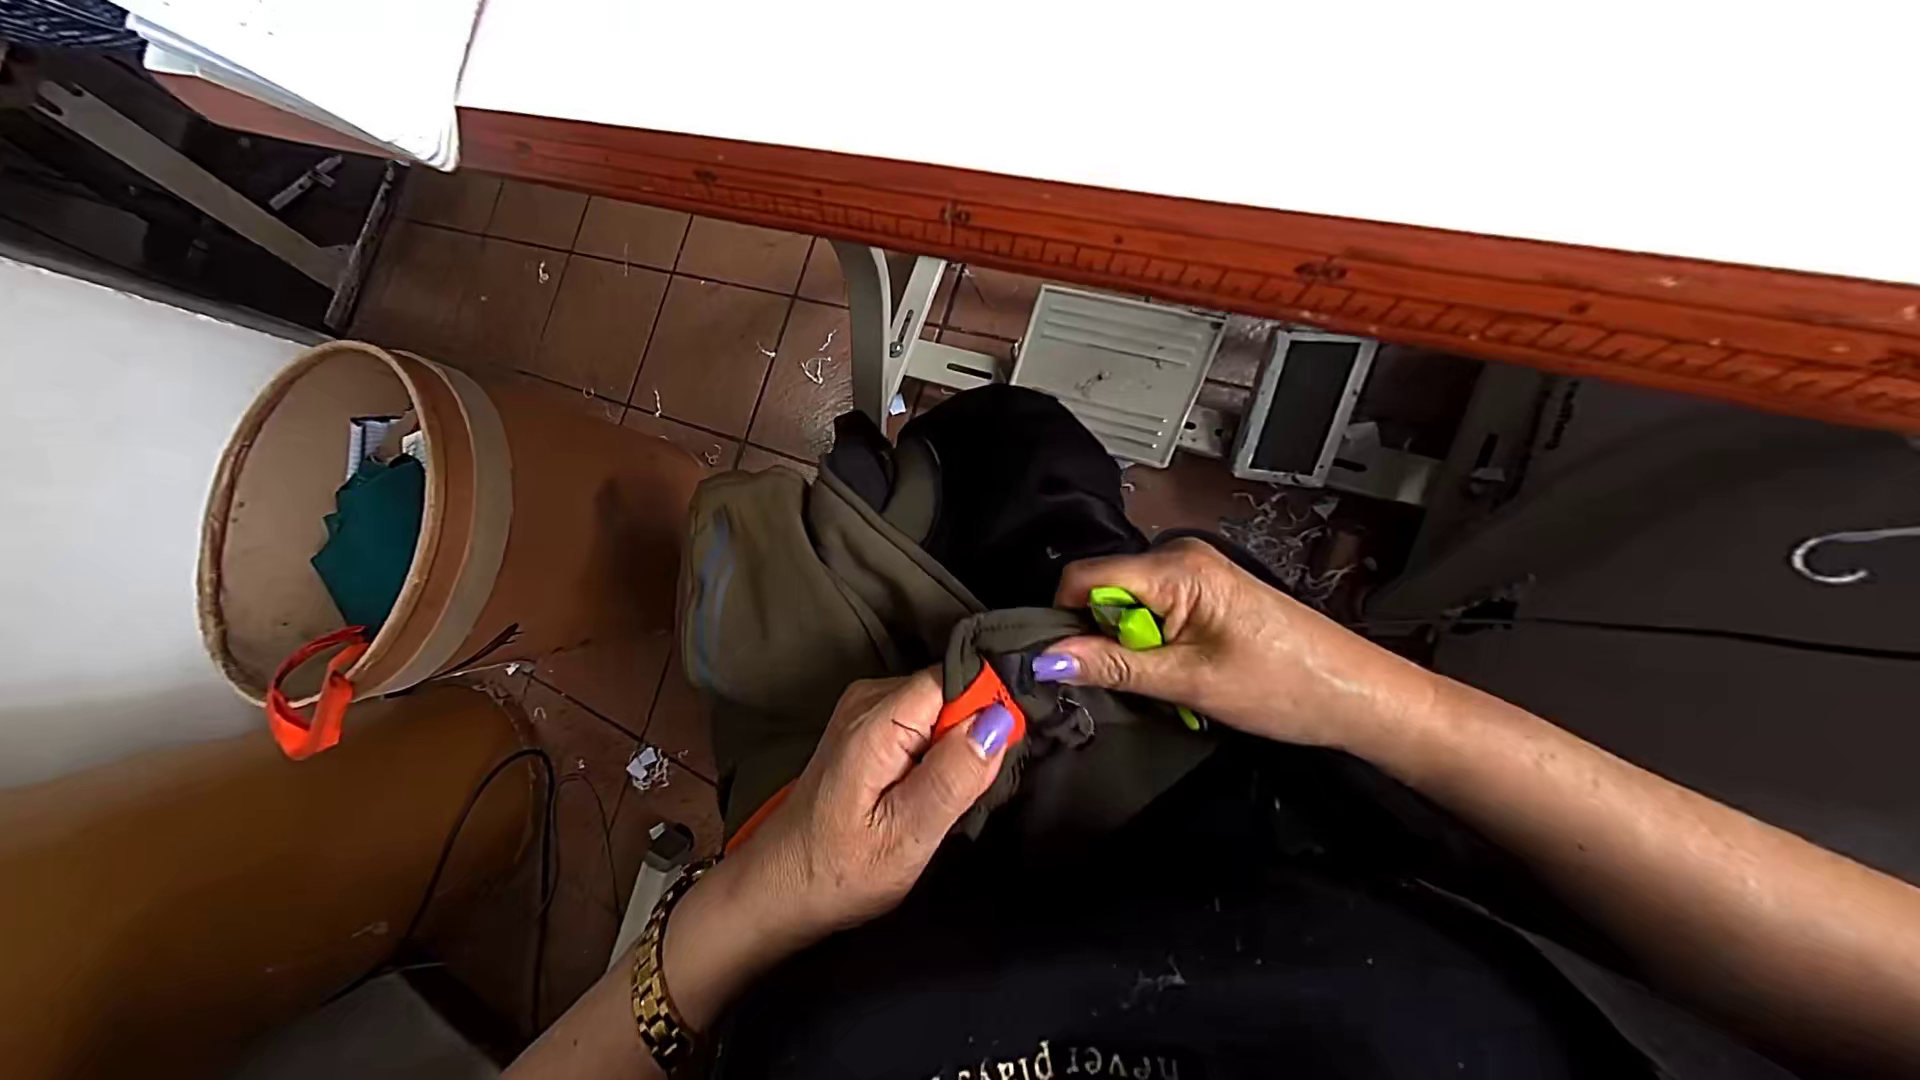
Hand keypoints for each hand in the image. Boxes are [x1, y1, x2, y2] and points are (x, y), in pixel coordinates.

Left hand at [730, 671, 1012, 933]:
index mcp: (876, 721)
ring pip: (941, 702)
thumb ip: (953, 776)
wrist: (781, 885)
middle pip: (949, 687)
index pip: (954, 677)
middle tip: (978, 783)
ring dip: (959, 740)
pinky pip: (924, 715)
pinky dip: (940, 744)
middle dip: (977, 726)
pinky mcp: (869, 722)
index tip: (1010, 742)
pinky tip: (932, 783)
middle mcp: (870, 697)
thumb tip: (999, 720)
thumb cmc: (838, 872)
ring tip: (953, 789)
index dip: (990, 701)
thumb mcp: (906, 837)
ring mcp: (866, 705)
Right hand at [1035, 538, 1437, 751]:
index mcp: (1176, 567)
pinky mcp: (1203, 589)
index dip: (1069, 620)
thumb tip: (1047, 659)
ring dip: (1132, 644)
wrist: (1358, 694)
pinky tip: (1184, 666)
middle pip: (1103, 590)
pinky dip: (1153, 640)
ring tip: (1173, 676)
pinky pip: (1151, 608)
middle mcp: (1180, 556)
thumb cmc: (1287, 685)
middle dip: (1107, 637)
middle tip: (1144, 677)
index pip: (1083, 578)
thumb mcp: (1188, 681)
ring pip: (1125, 603)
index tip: (1078, 662)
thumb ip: (1111, 665)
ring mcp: (1194, 571)